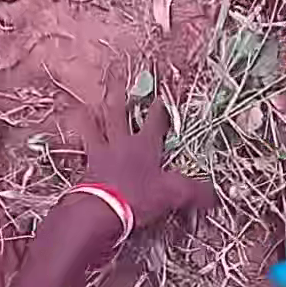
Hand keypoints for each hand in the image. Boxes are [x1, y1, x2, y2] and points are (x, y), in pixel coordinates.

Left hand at [78, 95, 214, 230]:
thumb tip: (213, 195)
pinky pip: (80, 152)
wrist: (102, 210)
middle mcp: (121, 144)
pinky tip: (72, 142)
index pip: (155, 121)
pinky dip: (75, 144)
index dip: (159, 110)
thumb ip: (194, 192)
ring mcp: (100, 155)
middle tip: (114, 76)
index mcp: (145, 144)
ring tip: (84, 107)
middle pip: (118, 113)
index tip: (160, 99)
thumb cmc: (138, 196)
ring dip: (90, 117)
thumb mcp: (173, 194)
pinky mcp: (85, 170)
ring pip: (93, 128)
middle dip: (119, 94)